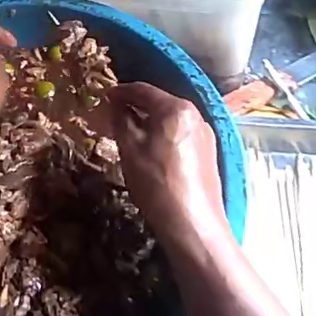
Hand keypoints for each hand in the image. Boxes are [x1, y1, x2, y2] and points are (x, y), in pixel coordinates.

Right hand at [107, 82, 226, 249]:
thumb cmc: (157, 183)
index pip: (144, 90)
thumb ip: (122, 120)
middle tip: (115, 113)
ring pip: (172, 118)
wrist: (193, 225)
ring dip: (151, 120)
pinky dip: (164, 133)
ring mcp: (205, 133)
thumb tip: (117, 104)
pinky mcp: (209, 152)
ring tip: (131, 131)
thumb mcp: (130, 150)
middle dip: (137, 105)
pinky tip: (153, 148)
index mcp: (176, 108)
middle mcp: (195, 114)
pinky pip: (181, 133)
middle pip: (161, 101)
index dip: (122, 91)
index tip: (106, 96)